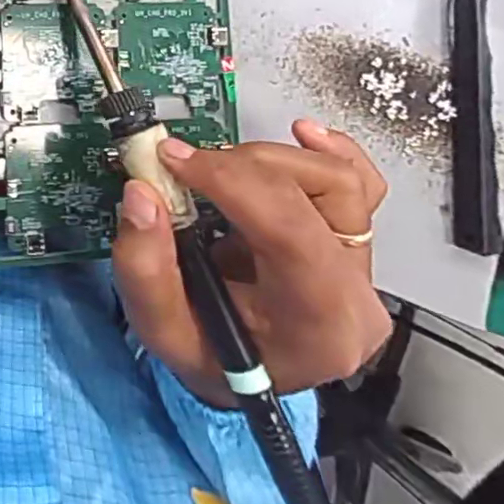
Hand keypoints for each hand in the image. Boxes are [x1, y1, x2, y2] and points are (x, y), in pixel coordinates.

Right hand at [113, 119, 391, 404]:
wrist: (243, 371)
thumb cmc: (208, 353)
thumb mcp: (160, 327)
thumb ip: (144, 267)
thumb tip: (142, 194)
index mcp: (318, 324)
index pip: (290, 231)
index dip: (228, 180)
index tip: (173, 159)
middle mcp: (355, 294)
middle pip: (316, 194)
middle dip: (234, 165)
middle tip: (178, 163)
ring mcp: (361, 266)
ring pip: (337, 178)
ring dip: (264, 158)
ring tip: (215, 167)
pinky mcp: (353, 240)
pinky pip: (359, 181)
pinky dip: (326, 151)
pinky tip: (301, 132)